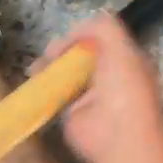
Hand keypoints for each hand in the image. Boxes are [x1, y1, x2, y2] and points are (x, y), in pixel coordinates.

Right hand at [39, 13, 162, 162]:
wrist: (117, 134)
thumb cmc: (124, 88)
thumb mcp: (120, 46)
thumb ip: (102, 28)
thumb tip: (78, 28)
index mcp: (127, 60)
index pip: (103, 40)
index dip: (85, 35)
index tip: (69, 36)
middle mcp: (110, 77)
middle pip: (83, 56)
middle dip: (65, 50)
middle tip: (51, 50)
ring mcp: (91, 96)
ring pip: (68, 74)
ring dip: (52, 66)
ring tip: (38, 64)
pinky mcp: (73, 114)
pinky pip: (57, 95)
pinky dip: (44, 87)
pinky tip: (35, 79)